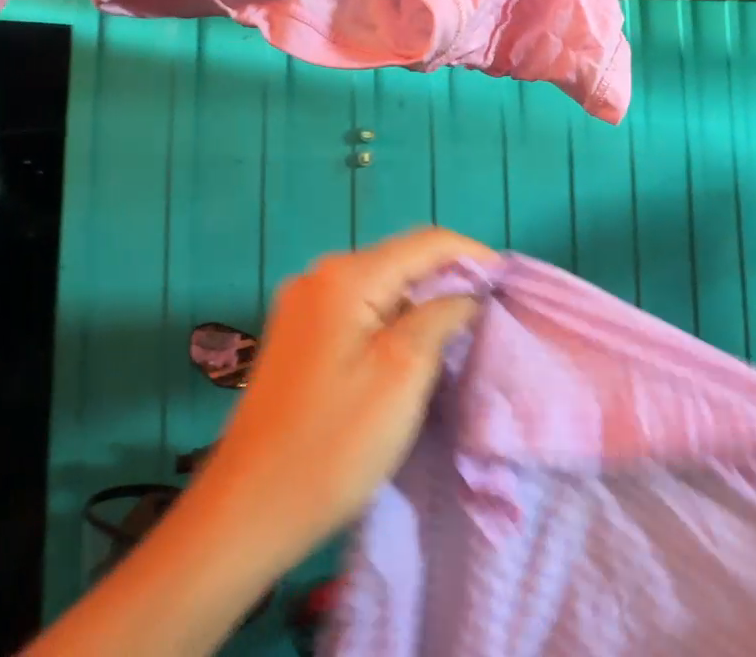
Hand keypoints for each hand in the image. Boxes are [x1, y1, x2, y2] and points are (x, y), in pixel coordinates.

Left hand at [197, 227, 494, 555]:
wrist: (247, 511)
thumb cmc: (334, 444)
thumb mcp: (403, 375)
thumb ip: (441, 318)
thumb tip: (464, 295)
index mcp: (345, 278)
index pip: (426, 243)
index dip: (473, 256)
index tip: (509, 282)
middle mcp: (319, 279)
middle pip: (402, 260)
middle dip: (449, 278)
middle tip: (490, 311)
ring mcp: (303, 308)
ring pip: (382, 286)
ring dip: (423, 301)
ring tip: (461, 330)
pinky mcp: (298, 337)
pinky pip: (360, 310)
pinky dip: (395, 319)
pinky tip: (414, 347)